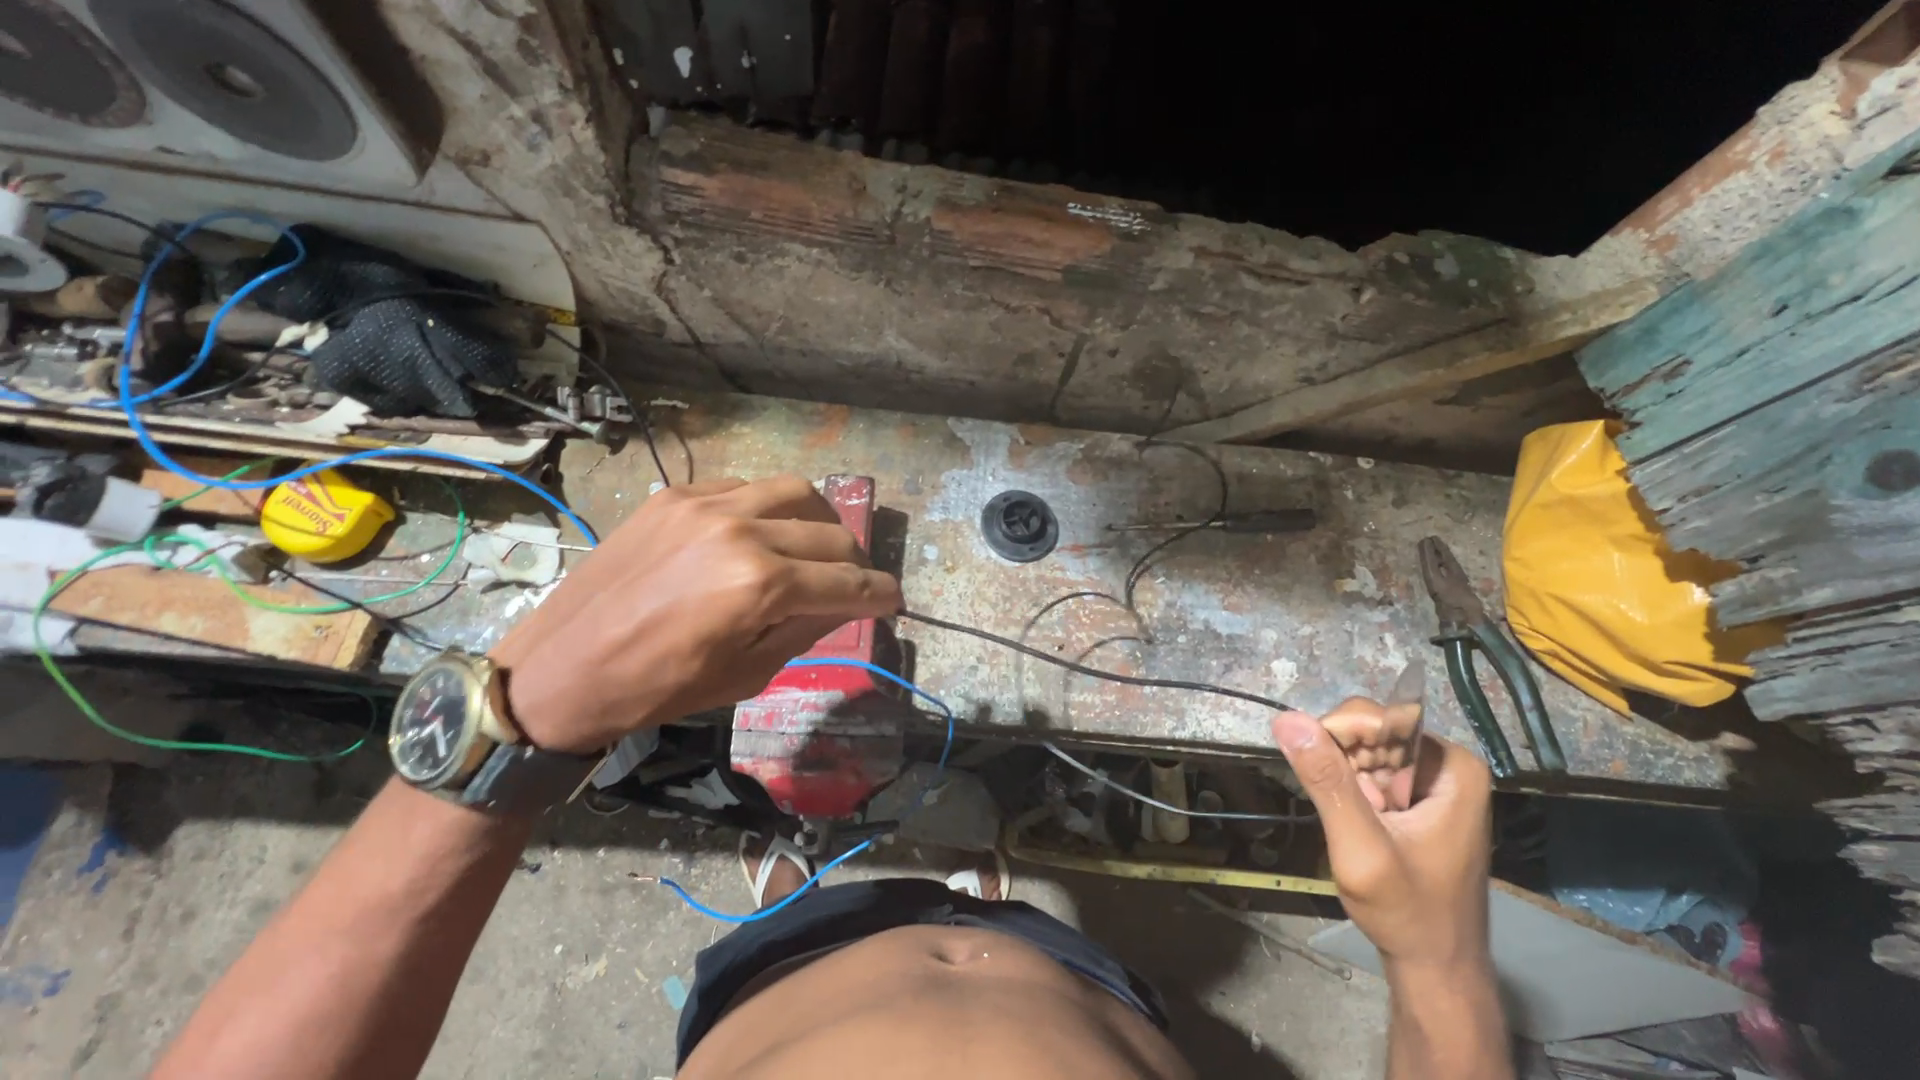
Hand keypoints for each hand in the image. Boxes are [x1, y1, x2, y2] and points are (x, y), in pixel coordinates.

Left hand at [488, 477, 902, 753]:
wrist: (563, 669)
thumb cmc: (659, 688)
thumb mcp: (747, 673)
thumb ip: (805, 629)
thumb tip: (844, 603)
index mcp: (761, 586)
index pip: (847, 582)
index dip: (879, 594)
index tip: (892, 600)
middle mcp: (741, 531)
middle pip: (830, 533)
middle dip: (855, 562)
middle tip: (854, 583)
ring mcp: (705, 505)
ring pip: (794, 491)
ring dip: (819, 520)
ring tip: (816, 545)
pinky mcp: (674, 496)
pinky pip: (743, 487)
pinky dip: (767, 508)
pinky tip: (760, 533)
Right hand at [1270, 699, 1492, 971]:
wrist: (1435, 967)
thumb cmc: (1407, 912)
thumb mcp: (1361, 847)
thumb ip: (1327, 781)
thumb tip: (1286, 718)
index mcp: (1451, 764)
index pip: (1376, 717)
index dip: (1338, 739)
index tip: (1326, 783)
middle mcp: (1446, 763)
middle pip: (1369, 730)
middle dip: (1342, 765)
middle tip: (1345, 814)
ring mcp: (1432, 782)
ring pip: (1363, 751)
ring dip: (1343, 782)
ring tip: (1356, 826)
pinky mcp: (1417, 799)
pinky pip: (1369, 774)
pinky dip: (1351, 796)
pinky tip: (1358, 827)